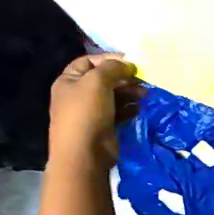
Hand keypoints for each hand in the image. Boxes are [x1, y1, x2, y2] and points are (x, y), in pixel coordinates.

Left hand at [48, 54, 142, 172]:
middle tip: (142, 79)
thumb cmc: (86, 112)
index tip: (131, 62)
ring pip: (113, 96)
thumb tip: (127, 66)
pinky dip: (129, 108)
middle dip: (123, 78)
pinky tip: (139, 108)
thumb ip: (112, 67)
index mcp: (68, 81)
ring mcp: (90, 113)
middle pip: (103, 79)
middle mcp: (77, 95)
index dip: (109, 59)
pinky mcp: (103, 127)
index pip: (89, 61)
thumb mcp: (97, 81)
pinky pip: (118, 112)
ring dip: (129, 93)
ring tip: (145, 94)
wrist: (84, 154)